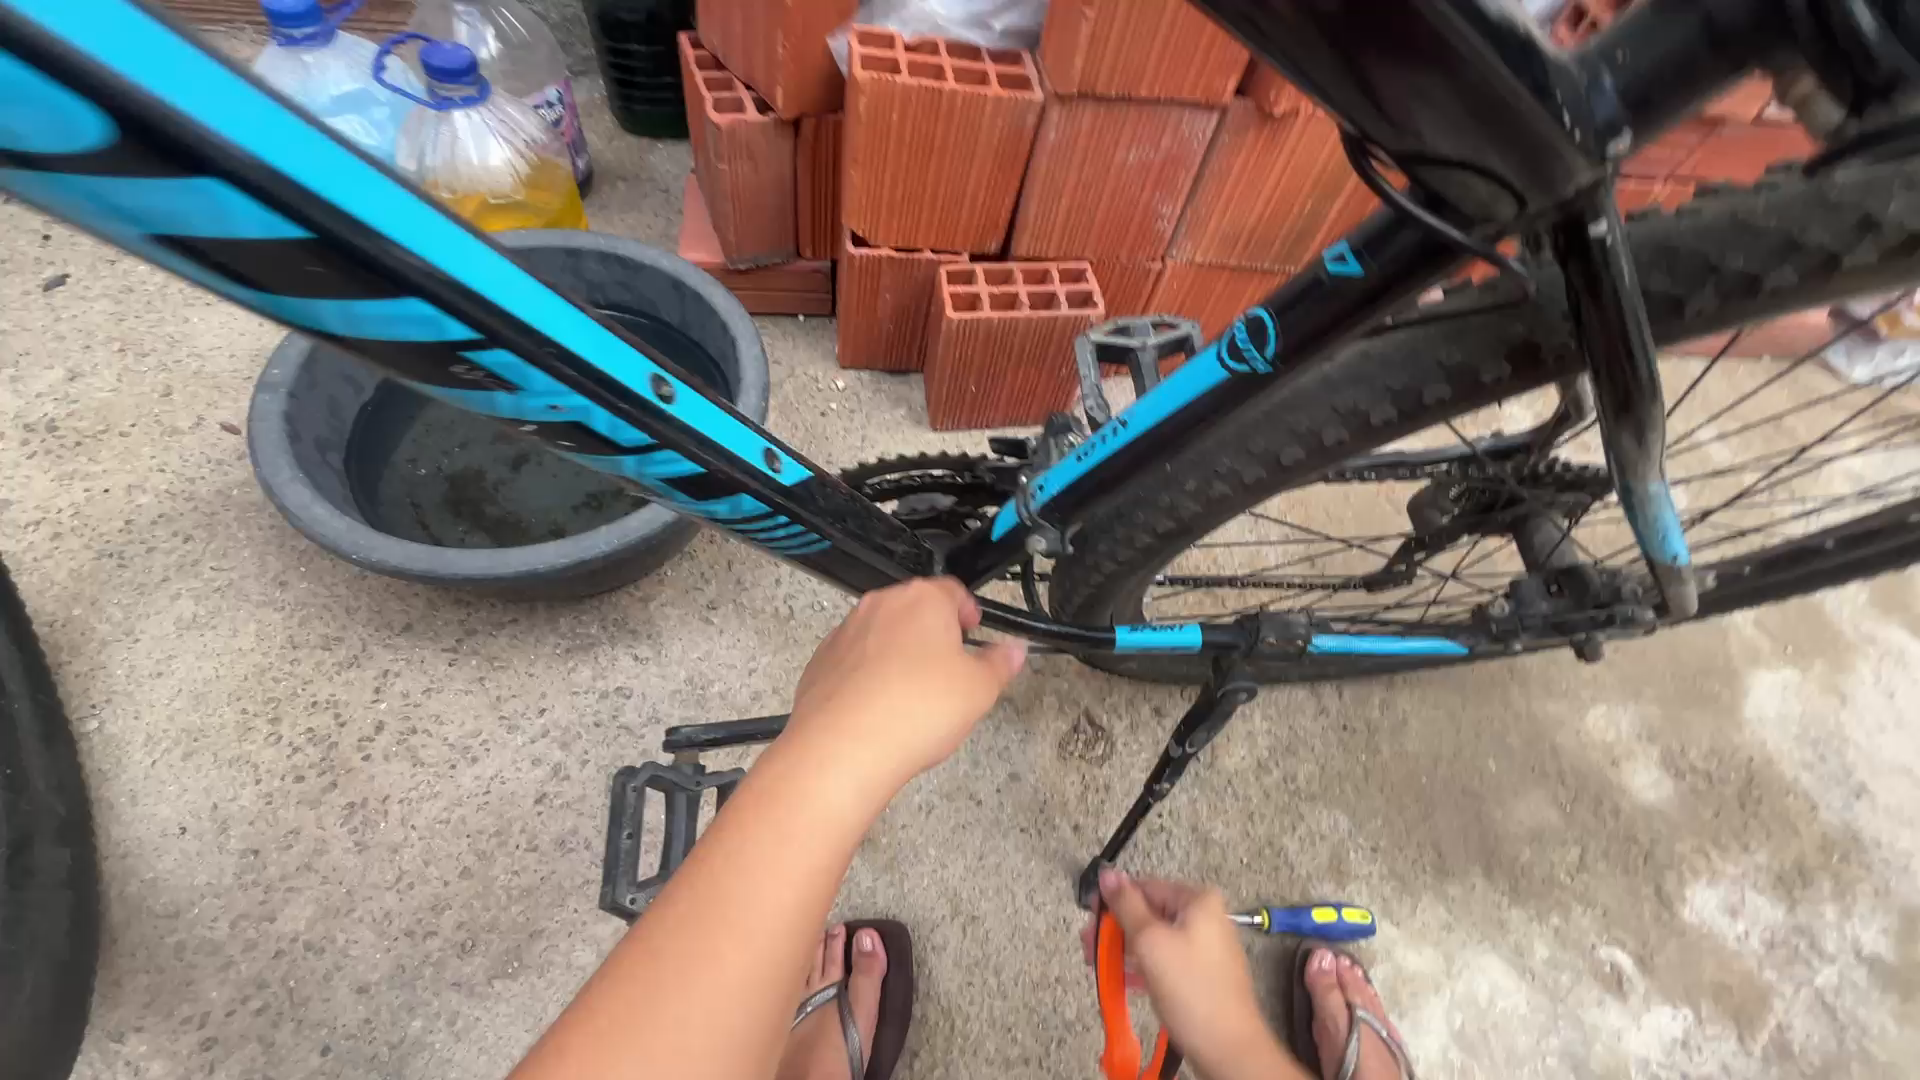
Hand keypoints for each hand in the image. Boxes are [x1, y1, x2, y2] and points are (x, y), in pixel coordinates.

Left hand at [785, 577, 1025, 786]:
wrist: (843, 747)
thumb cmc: (910, 710)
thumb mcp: (979, 689)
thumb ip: (1000, 663)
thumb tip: (1012, 651)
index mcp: (923, 600)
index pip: (953, 590)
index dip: (968, 610)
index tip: (973, 628)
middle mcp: (881, 606)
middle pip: (915, 610)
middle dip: (934, 634)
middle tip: (951, 667)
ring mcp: (847, 631)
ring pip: (883, 634)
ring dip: (900, 654)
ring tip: (916, 697)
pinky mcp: (822, 661)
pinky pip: (856, 660)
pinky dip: (871, 676)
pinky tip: (883, 709)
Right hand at [1083, 870, 1288, 1079]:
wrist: (1229, 1051)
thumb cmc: (1190, 989)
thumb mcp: (1149, 941)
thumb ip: (1125, 904)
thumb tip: (1107, 872)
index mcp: (1198, 900)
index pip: (1144, 887)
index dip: (1114, 903)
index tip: (1090, 921)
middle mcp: (1206, 917)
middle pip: (1149, 912)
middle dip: (1118, 930)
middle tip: (1090, 947)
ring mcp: (1207, 947)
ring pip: (1156, 938)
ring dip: (1126, 950)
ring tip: (1102, 965)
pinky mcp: (1204, 974)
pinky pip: (1167, 959)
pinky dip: (1145, 966)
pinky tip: (1125, 979)